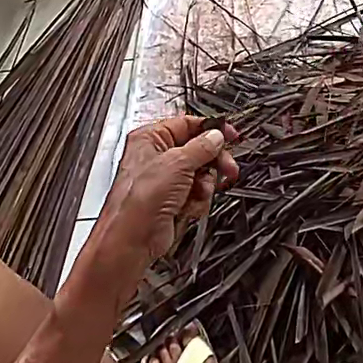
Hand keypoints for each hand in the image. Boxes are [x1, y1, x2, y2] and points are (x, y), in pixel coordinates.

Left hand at [84, 115, 239, 284]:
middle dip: (212, 162)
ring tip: (197, 192)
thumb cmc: (139, 200)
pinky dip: (197, 200)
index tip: (230, 135)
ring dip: (204, 185)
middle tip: (226, 167)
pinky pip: (197, 193)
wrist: (132, 238)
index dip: (211, 130)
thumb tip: (215, 136)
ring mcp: (164, 180)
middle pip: (198, 150)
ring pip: (201, 174)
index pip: (187, 124)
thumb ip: (202, 147)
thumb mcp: (177, 163)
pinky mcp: (172, 200)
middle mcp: (156, 157)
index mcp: (150, 138)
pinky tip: (188, 206)